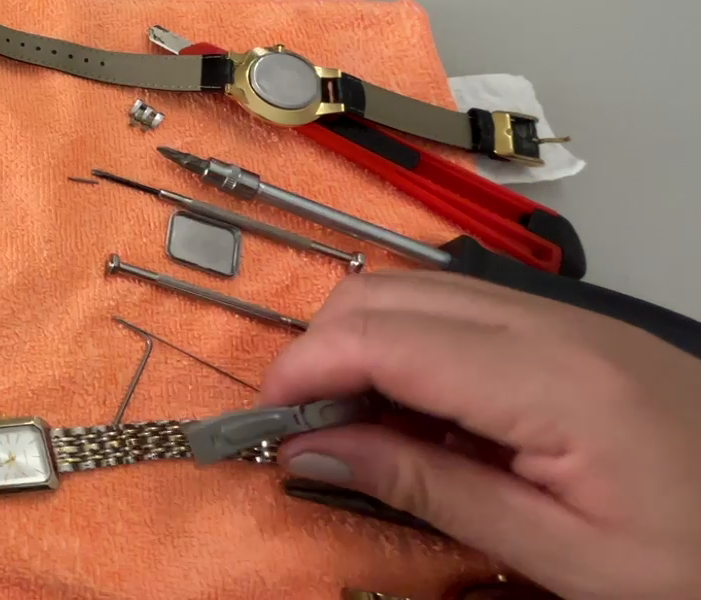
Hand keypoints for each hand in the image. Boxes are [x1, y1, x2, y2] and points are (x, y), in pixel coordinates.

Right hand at [261, 271, 700, 599]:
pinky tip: (414, 398)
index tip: (273, 421)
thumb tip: (304, 453)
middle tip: (312, 421)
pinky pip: (441, 300)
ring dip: (352, 339)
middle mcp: (545, 322)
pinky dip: (396, 337)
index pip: (374, 338)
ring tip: (358, 412)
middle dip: (317, 349)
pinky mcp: (564, 321)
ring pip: (399, 287)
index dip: (302, 370)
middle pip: (374, 295)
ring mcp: (558, 313)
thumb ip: (425, 489)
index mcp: (551, 382)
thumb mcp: (570, 557)